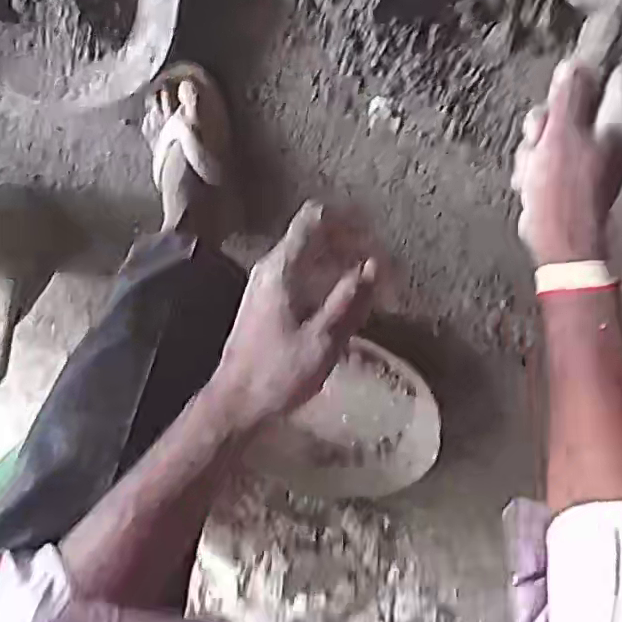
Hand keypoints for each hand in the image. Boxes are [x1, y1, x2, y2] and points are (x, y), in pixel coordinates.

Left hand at [207, 201, 378, 431]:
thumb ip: (350, 299)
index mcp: (282, 268)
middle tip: (384, 267)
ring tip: (375, 286)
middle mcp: (273, 267)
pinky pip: (306, 274)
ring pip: (314, 255)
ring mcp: (269, 282)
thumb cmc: (277, 373)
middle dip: (354, 244)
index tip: (376, 234)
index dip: (349, 219)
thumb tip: (375, 265)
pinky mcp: (271, 300)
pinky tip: (351, 302)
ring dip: (345, 263)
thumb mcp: (322, 340)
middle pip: (318, 235)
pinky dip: (331, 279)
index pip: (315, 219)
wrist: (236, 402)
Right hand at [512, 59, 621, 263]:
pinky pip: (546, 152)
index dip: (583, 74)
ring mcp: (589, 154)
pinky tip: (531, 179)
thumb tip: (576, 63)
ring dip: (535, 143)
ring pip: (553, 128)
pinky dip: (534, 163)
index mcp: (619, 121)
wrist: (557, 238)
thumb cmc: (565, 188)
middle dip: (547, 117)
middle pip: (574, 102)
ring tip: (534, 166)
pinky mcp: (570, 171)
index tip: (560, 86)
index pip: (612, 76)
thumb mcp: (561, 132)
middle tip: (541, 135)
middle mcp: (609, 135)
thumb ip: (569, 95)